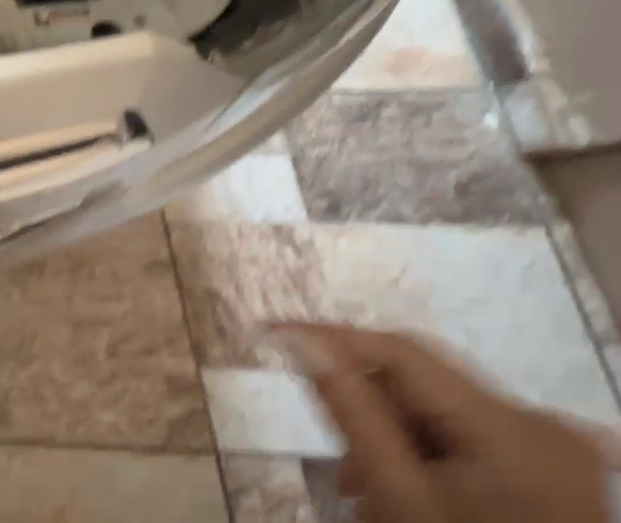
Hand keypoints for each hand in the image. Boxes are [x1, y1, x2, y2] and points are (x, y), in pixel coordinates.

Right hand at [275, 323, 607, 522]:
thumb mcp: (397, 491)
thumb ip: (351, 410)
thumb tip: (301, 340)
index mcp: (512, 426)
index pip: (401, 352)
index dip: (332, 337)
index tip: (271, 332)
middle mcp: (542, 424)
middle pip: (420, 386)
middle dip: (365, 409)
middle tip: (332, 450)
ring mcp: (551, 446)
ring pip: (438, 410)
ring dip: (390, 433)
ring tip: (363, 480)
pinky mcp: (548, 463)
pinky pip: (465, 433)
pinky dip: (424, 448)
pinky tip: (407, 482)